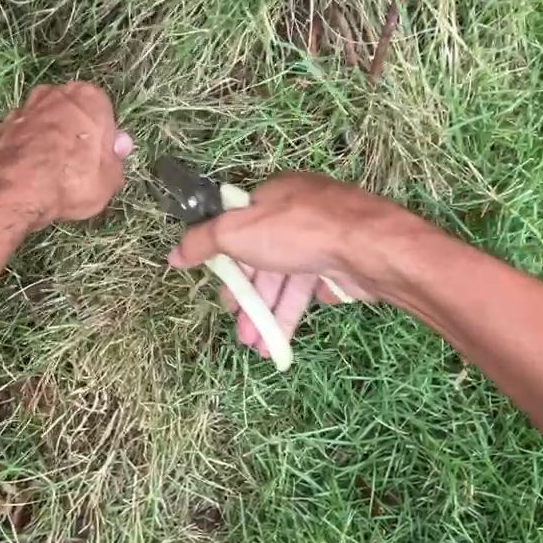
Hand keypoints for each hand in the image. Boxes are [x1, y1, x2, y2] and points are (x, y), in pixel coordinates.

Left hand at [0, 82, 133, 227]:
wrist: (16, 191)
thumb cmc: (72, 182)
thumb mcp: (109, 180)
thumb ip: (115, 160)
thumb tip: (118, 146)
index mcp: (88, 98)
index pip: (102, 113)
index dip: (101, 140)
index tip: (99, 162)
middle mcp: (54, 93)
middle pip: (69, 114)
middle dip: (72, 134)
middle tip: (75, 168)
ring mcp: (22, 109)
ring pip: (40, 123)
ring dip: (44, 140)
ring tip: (46, 173)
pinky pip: (16, 139)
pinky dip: (19, 152)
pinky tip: (21, 174)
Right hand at [166, 173, 430, 357]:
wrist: (369, 249)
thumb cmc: (298, 232)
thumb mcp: (237, 232)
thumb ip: (202, 242)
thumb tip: (173, 255)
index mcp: (274, 195)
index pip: (238, 228)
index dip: (225, 263)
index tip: (219, 292)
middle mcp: (298, 213)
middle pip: (261, 260)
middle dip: (248, 299)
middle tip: (238, 328)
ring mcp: (322, 240)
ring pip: (284, 281)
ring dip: (267, 315)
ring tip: (257, 346)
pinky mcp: (340, 265)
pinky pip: (307, 292)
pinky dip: (291, 316)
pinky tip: (281, 339)